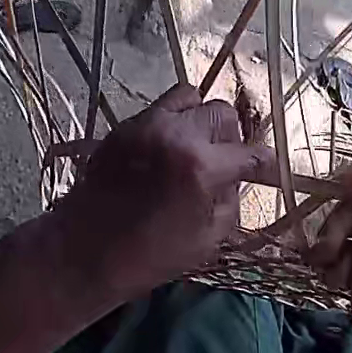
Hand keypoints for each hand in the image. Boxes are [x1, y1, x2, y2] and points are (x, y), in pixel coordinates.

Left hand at [45, 84, 272, 306]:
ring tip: (196, 146)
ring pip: (191, 96)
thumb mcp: (208, 239)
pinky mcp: (125, 125)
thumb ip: (231, 199)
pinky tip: (167, 150)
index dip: (266, 165)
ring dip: (201, 119)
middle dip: (232, 137)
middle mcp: (177, 134)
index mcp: (202, 166)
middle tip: (226, 160)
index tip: (269, 172)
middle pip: (222, 112)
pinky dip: (174, 122)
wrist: (81, 252)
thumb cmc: (149, 256)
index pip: (250, 153)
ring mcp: (147, 124)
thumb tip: (237, 176)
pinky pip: (161, 108)